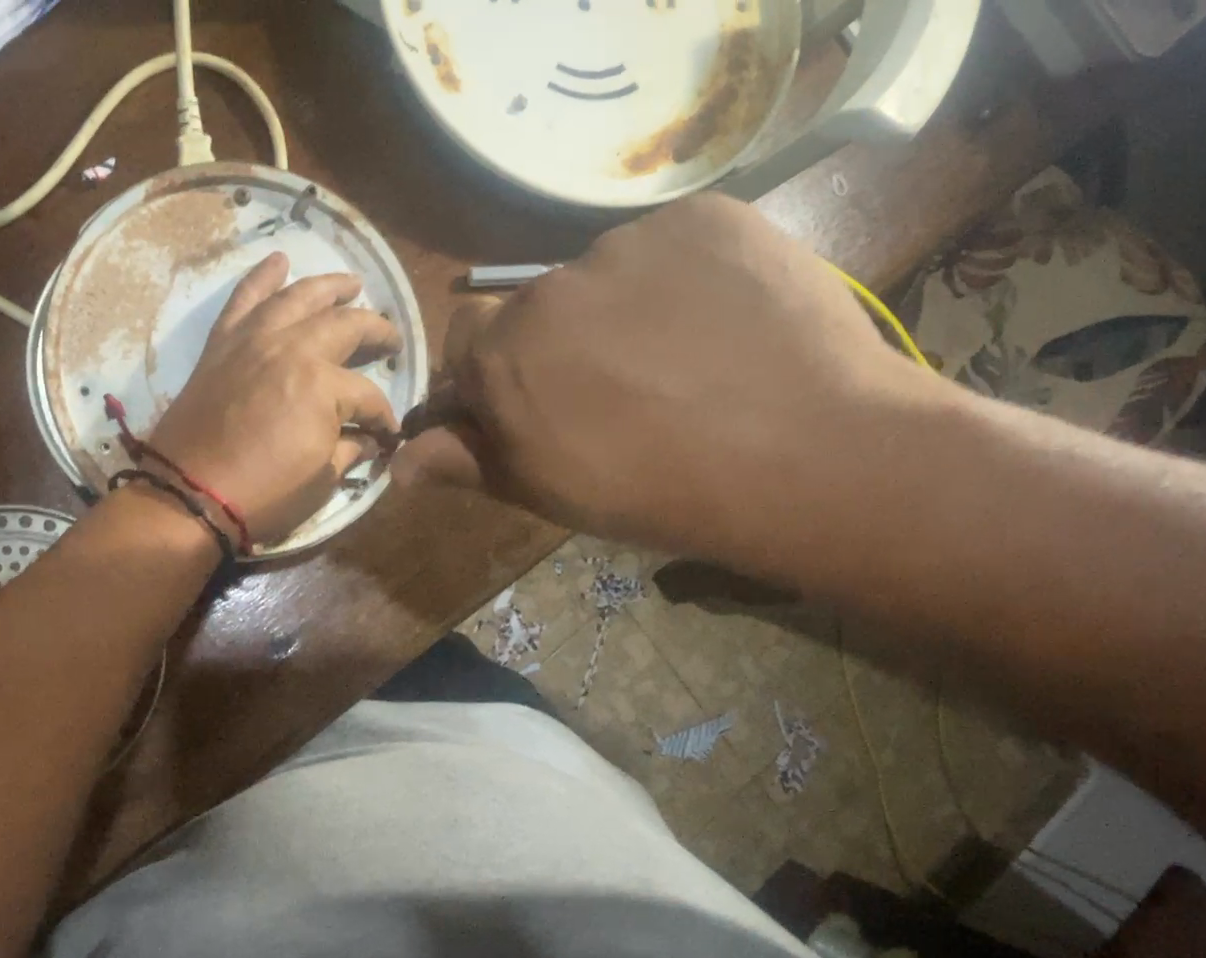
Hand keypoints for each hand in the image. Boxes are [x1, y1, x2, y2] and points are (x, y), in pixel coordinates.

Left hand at [146, 253, 401, 545]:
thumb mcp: (321, 481)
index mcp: (324, 385)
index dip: (383, 416)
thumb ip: (349, 451)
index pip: (369, 395)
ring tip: (351, 283)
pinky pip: (243, 299)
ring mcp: (253, 340)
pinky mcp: (222, 344)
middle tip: (390, 337)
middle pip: (344, 327)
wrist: (189, 496)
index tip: (389, 433)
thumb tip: (368, 440)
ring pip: (297, 297)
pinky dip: (261, 277)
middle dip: (374, 331)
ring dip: (329, 286)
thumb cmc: (263, 495)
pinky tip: (279, 260)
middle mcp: (292, 348)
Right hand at [395, 193, 957, 559]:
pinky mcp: (704, 217)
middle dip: (561, 340)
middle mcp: (548, 287)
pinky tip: (726, 325)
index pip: (468, 341)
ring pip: (605, 271)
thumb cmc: (659, 492)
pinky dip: (689, 276)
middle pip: (535, 305)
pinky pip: (674, 243)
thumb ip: (468, 462)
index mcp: (501, 355)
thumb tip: (398, 461)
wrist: (806, 455)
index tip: (542, 404)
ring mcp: (628, 244)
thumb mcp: (549, 491)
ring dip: (625, 305)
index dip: (500, 373)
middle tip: (622, 389)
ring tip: (686, 358)